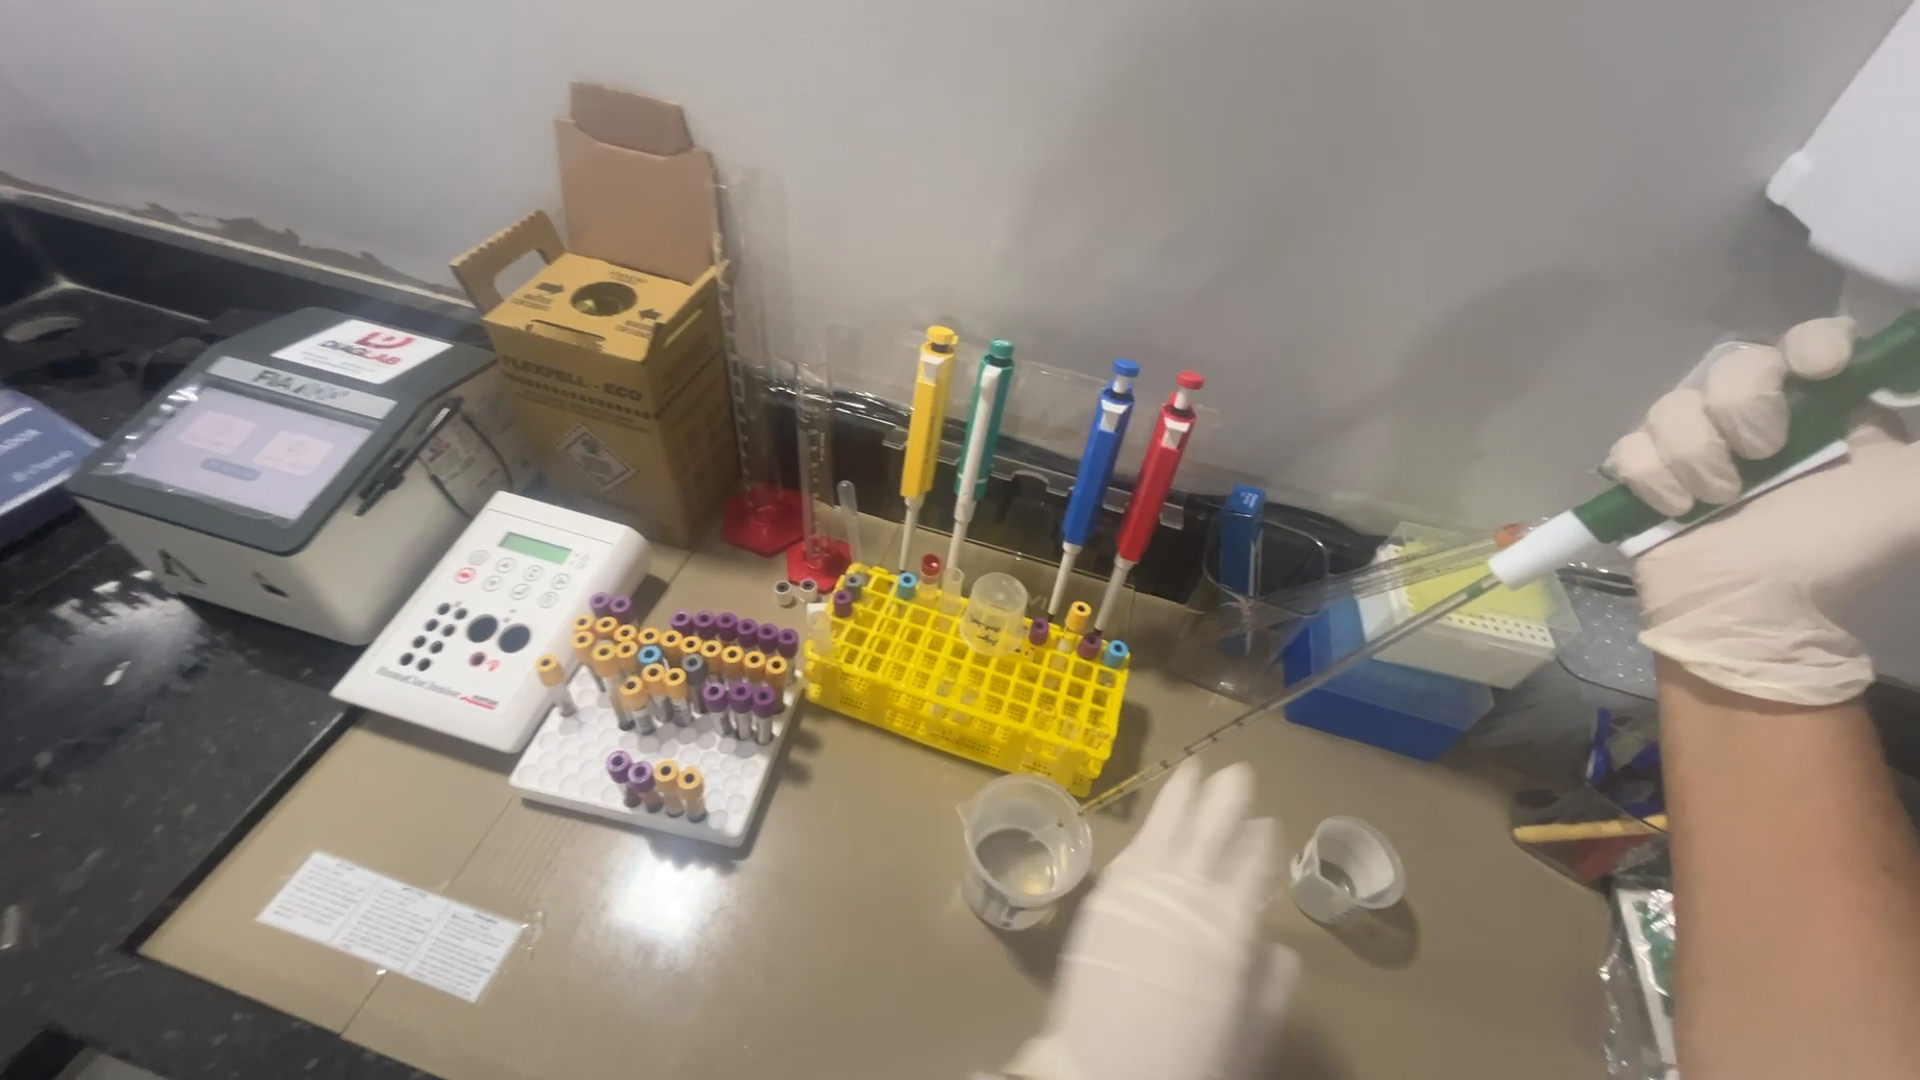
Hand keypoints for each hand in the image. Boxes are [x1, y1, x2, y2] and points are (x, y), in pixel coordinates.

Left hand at [1003, 761, 1299, 1079]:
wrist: (1105, 1072)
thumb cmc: (1187, 1060)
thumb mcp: (1247, 1036)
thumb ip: (1270, 988)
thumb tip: (1281, 946)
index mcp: (1228, 934)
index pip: (1250, 869)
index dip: (1259, 842)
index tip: (1267, 821)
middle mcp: (1186, 901)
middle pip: (1211, 835)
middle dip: (1225, 800)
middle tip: (1237, 771)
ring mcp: (1141, 892)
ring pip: (1169, 830)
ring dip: (1183, 797)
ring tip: (1194, 768)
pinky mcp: (1105, 896)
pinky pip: (1133, 849)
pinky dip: (1150, 826)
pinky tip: (1157, 814)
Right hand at [1607, 316, 1919, 704]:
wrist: (1753, 601)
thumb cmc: (1835, 549)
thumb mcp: (1914, 494)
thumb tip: (1919, 395)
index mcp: (1825, 410)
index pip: (1811, 339)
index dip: (1810, 344)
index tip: (1820, 373)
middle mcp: (1755, 417)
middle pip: (1731, 364)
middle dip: (1743, 407)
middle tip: (1763, 456)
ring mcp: (1692, 446)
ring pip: (1670, 407)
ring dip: (1695, 454)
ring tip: (1717, 499)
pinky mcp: (1642, 473)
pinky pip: (1629, 448)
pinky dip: (1652, 479)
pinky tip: (1676, 509)